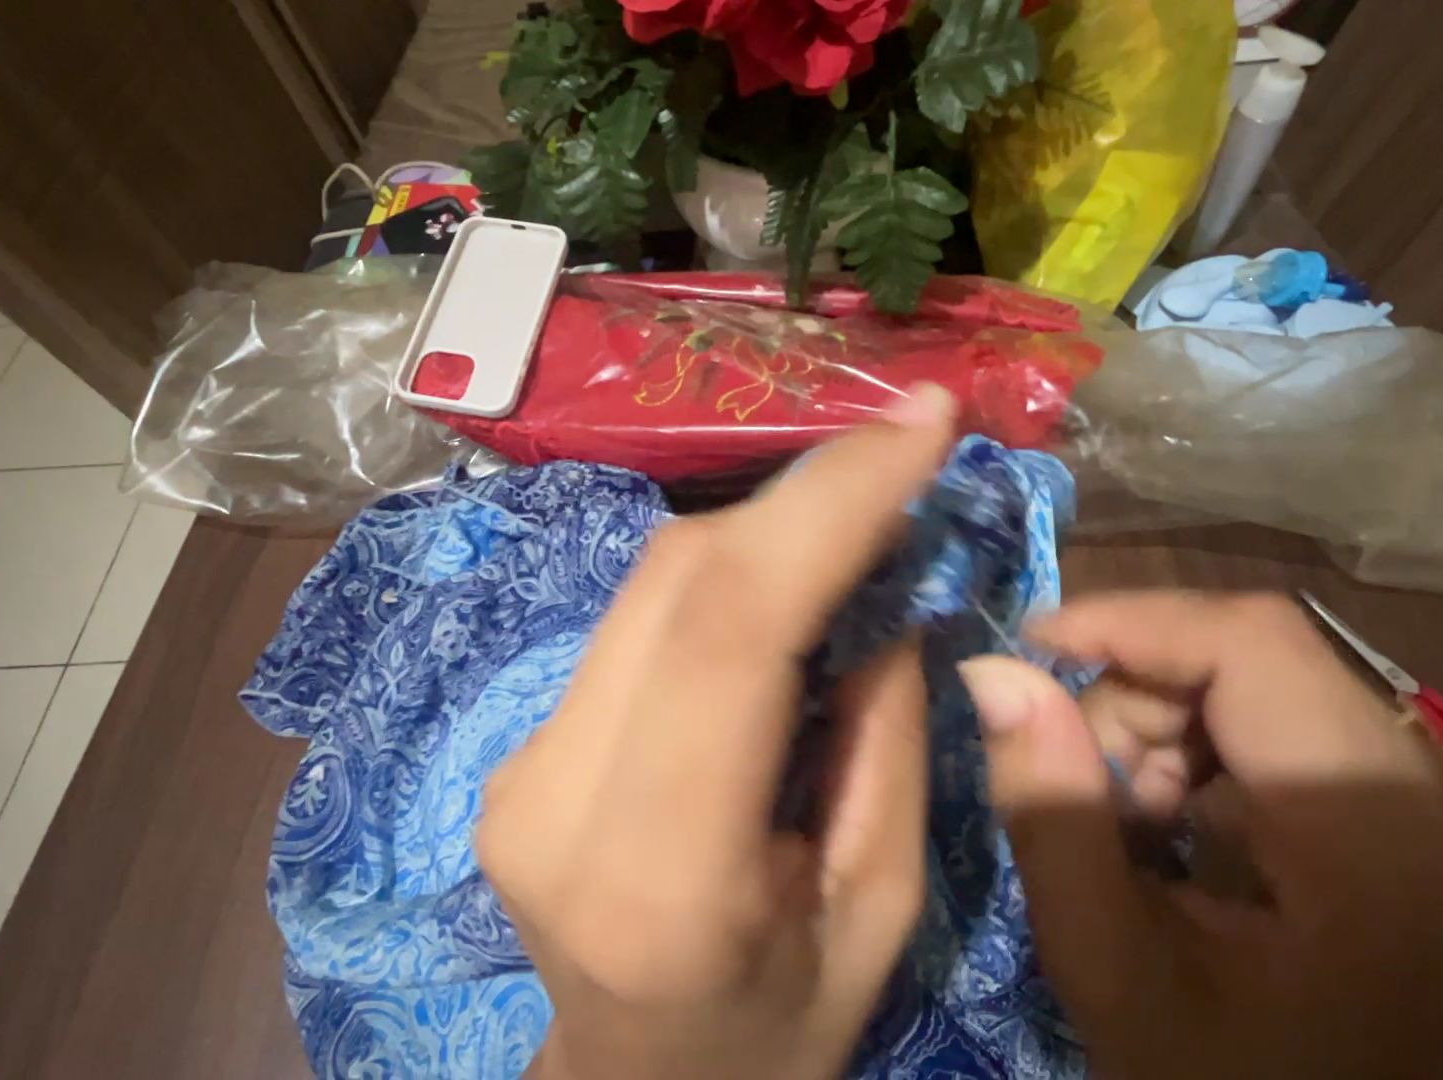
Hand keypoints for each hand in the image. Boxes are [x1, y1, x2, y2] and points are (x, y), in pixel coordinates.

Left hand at [477, 387, 959, 1079]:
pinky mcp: (523, 742)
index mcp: (661, 868)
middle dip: (802, 498)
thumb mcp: (879, 913)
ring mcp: (522, 761)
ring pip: (650, 585)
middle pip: (676, 582)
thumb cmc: (775, 1027)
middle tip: (904, 452)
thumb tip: (886, 592)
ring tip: (857, 518)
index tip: (921, 421)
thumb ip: (886, 742)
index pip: (729, 631)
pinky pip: (636, 620)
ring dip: (764, 533)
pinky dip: (722, 579)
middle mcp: (559, 797)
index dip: (826, 503)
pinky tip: (783, 582)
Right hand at [959, 592, 1442, 1079]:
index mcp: (1395, 863)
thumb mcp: (1109, 969)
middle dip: (1139, 705)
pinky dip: (1226, 754)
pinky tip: (1198, 827)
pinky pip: (1318, 727)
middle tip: (1088, 792)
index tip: (1030, 645)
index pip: (1258, 649)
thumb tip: (993, 673)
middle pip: (1263, 664)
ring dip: (1175, 731)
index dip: (1131, 622)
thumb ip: (1048, 813)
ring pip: (1284, 686)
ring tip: (1141, 825)